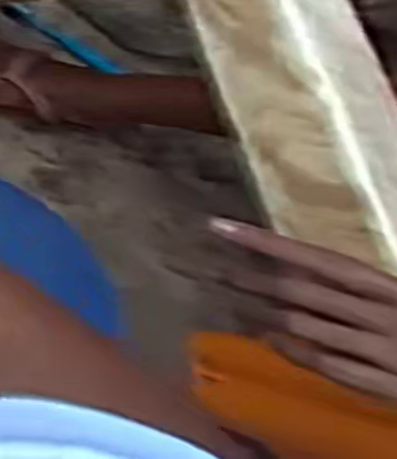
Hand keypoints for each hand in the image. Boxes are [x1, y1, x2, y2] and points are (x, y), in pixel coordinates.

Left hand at [211, 218, 396, 399]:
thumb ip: (359, 286)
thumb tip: (297, 265)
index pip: (321, 260)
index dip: (267, 242)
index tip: (216, 225)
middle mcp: (392, 319)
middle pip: (300, 292)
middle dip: (249, 280)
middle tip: (213, 272)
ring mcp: (392, 356)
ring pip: (303, 326)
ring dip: (261, 314)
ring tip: (234, 304)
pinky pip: (329, 367)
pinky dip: (295, 352)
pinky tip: (275, 342)